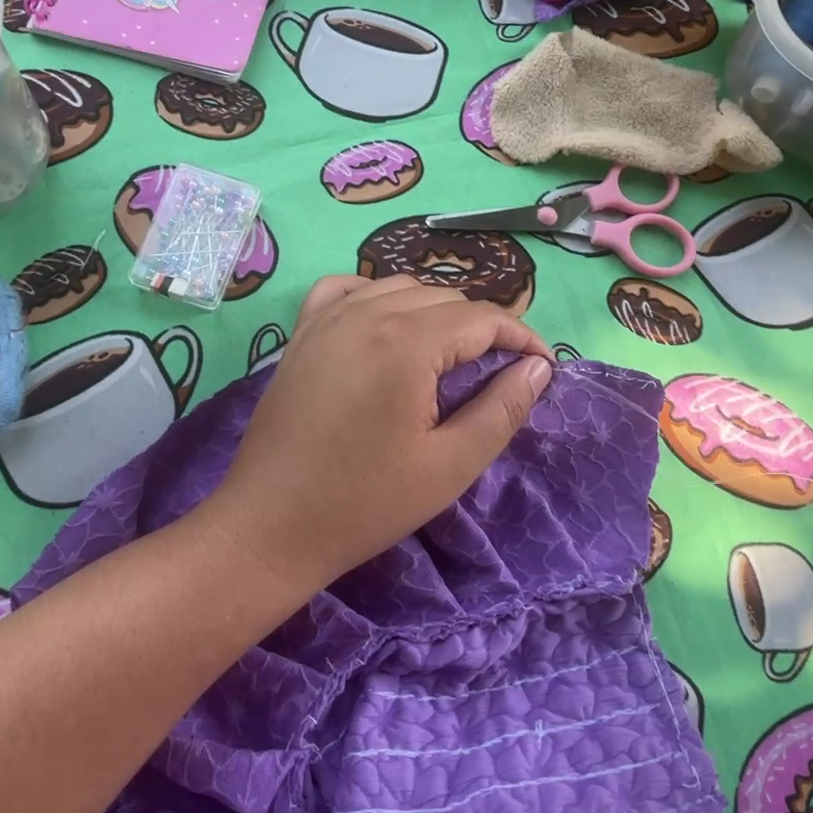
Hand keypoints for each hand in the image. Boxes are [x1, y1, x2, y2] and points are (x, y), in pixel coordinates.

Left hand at [201, 275, 553, 590]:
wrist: (271, 525)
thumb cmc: (365, 503)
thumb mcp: (449, 466)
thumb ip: (501, 410)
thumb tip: (539, 367)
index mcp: (406, 344)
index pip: (482, 317)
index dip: (521, 336)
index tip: (541, 365)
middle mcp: (366, 314)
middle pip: (444, 298)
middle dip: (482, 327)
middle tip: (498, 372)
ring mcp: (326, 319)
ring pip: (399, 287)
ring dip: (434, 312)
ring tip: (449, 355)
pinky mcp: (300, 334)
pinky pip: (346, 289)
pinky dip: (376, 296)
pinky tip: (385, 324)